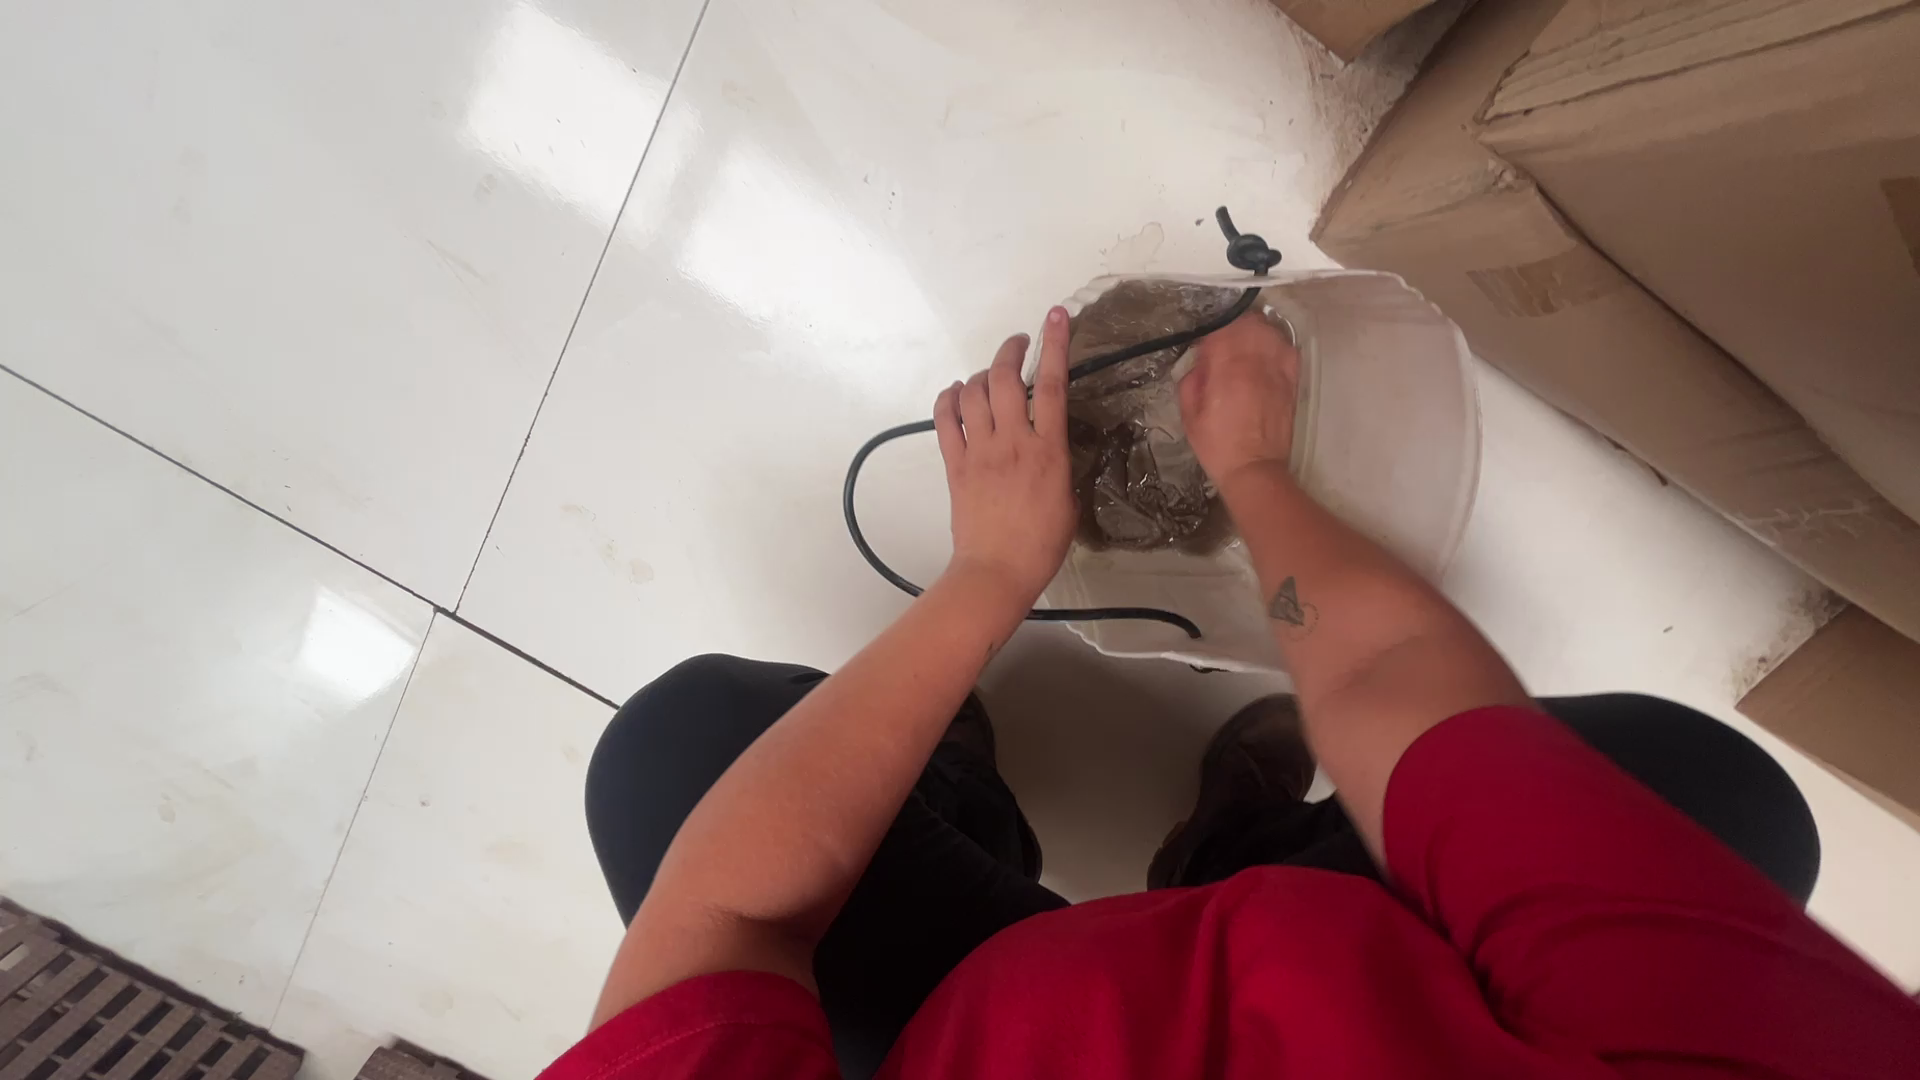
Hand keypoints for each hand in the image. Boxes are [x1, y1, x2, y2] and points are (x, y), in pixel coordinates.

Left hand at [933, 306, 1076, 607]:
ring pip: (972, 392)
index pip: (1053, 385)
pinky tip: (954, 394)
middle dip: (1010, 350)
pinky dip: (947, 398)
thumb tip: (1050, 445)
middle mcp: (1012, 441)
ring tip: (988, 377)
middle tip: (1018, 345)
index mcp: (1048, 450)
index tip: (1056, 317)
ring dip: (980, 374)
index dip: (1055, 345)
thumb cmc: (1041, 543)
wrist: (997, 570)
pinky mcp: (954, 464)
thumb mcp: (1069, 500)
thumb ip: (1060, 463)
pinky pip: (944, 418)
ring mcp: (979, 450)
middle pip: (1005, 378)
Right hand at [1178, 308, 1300, 488]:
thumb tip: (1200, 363)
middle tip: (1223, 341)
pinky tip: (1264, 355)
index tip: (1203, 346)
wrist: (1253, 467)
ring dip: (1255, 332)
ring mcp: (1278, 370)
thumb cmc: (1217, 445)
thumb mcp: (1190, 415)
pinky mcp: (1292, 380)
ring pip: (1270, 331)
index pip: (1221, 329)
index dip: (1210, 333)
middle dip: (1233, 327)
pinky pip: (1287, 348)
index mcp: (1226, 370)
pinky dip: (1275, 345)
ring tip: (1244, 345)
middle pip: (1249, 322)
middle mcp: (1255, 363)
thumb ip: (1191, 381)